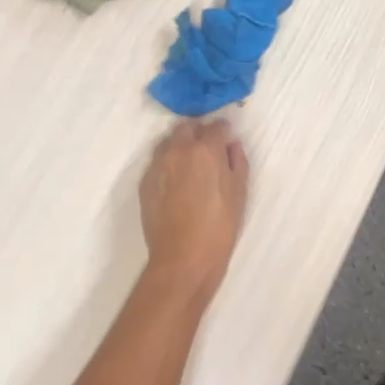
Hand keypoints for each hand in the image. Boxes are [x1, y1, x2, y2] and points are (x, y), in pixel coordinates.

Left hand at [138, 119, 249, 297]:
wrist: (183, 258)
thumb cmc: (220, 227)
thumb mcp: (239, 193)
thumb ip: (237, 162)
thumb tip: (231, 145)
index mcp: (205, 150)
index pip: (216, 126)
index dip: (224, 131)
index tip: (227, 139)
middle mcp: (178, 150)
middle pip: (187, 128)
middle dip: (199, 132)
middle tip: (208, 149)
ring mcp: (158, 165)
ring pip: (168, 142)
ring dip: (180, 145)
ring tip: (190, 164)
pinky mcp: (145, 182)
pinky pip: (158, 162)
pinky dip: (168, 163)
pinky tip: (176, 182)